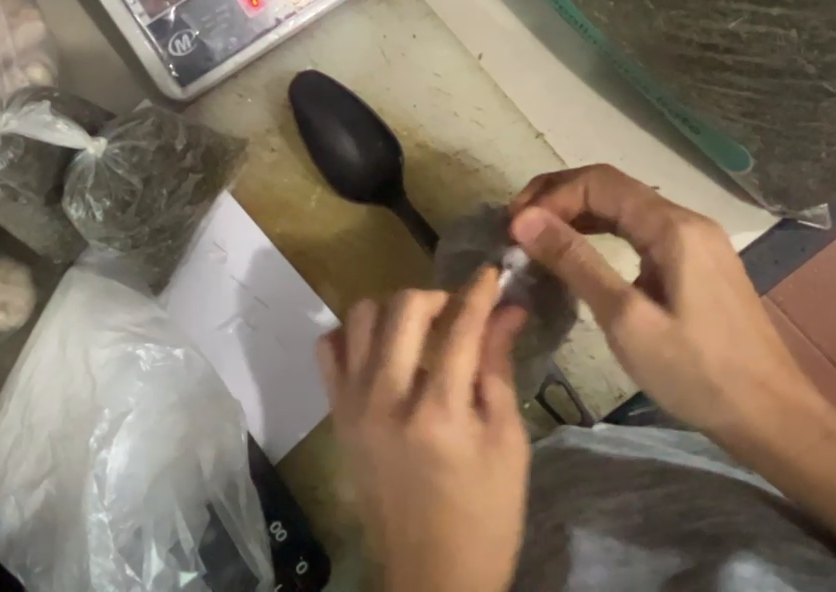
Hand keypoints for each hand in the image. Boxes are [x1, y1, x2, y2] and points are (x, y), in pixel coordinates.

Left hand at [316, 268, 529, 591]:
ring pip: (359, 318)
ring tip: (418, 329)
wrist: (430, 573)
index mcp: (440, 412)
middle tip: (455, 311)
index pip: (459, 328)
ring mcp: (353, 403)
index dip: (478, 293)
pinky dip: (352, 335)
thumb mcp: (507, 443)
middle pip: (402, 309)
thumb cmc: (485, 515)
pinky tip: (380, 349)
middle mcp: (387, 397)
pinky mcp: (336, 413)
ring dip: (392, 310)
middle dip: (435, 296)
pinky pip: (328, 349)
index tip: (490, 273)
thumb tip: (506, 310)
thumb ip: (498, 368)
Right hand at [510, 165, 824, 447]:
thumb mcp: (626, 319)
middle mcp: (686, 221)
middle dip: (557, 198)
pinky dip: (598, 230)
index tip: (514, 228)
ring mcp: (694, 241)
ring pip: (622, 206)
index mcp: (672, 227)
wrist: (774, 419)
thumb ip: (575, 262)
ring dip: (574, 213)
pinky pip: (636, 228)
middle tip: (516, 227)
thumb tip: (523, 219)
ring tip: (535, 237)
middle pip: (610, 186)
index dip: (549, 196)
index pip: (598, 182)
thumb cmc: (698, 373)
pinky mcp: (694, 262)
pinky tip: (576, 252)